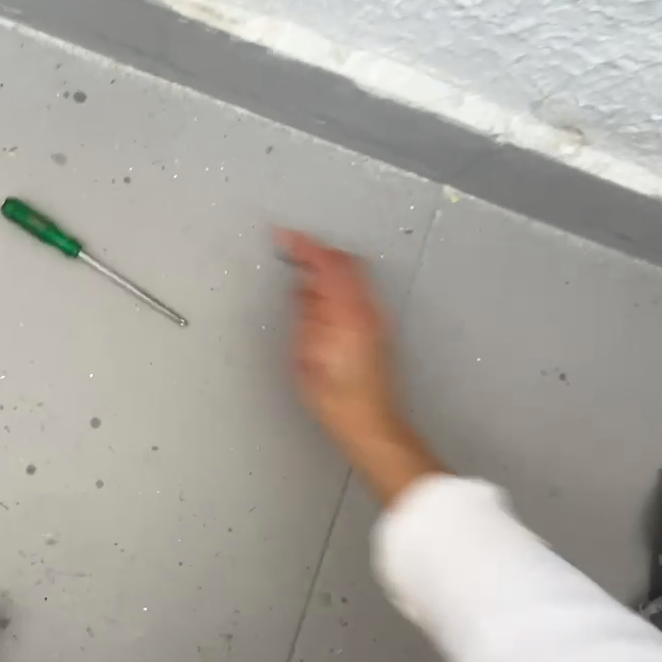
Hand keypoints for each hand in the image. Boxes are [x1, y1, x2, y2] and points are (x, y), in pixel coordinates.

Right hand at [279, 230, 443, 503]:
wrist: (371, 424)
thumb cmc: (338, 400)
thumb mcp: (306, 358)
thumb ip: (307, 316)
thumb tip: (304, 288)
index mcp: (348, 313)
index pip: (329, 262)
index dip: (305, 245)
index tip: (285, 236)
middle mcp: (367, 310)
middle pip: (346, 262)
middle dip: (318, 252)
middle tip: (294, 250)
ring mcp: (376, 319)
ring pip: (353, 276)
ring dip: (327, 269)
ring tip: (302, 277)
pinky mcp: (377, 330)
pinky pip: (357, 293)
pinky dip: (336, 286)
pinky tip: (319, 300)